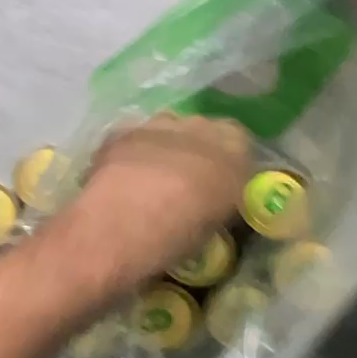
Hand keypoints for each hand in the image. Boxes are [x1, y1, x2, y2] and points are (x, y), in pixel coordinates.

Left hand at [40, 113, 251, 298]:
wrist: (123, 221)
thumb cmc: (178, 233)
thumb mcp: (213, 224)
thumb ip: (217, 202)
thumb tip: (208, 201)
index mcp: (236, 151)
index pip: (240, 146)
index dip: (224, 164)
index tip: (214, 184)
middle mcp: (201, 127)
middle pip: (200, 132)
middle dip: (191, 151)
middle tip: (178, 182)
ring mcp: (158, 124)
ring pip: (164, 129)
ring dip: (158, 147)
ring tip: (145, 179)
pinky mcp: (121, 130)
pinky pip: (130, 138)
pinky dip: (127, 153)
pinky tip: (117, 177)